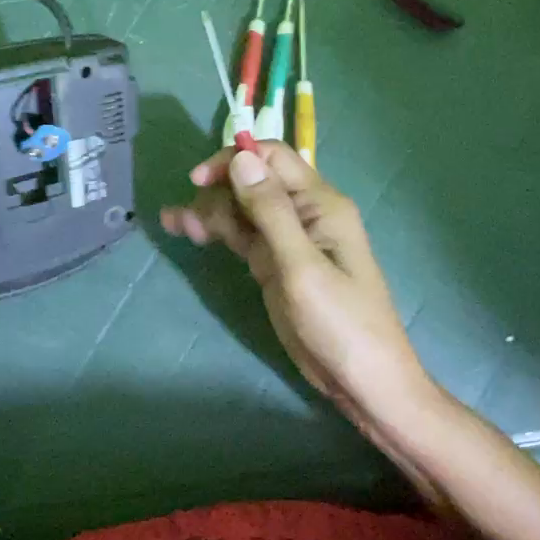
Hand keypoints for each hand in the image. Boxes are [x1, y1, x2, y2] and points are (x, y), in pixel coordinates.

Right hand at [160, 143, 428, 415]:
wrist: (363, 381)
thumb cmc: (341, 323)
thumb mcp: (300, 266)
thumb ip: (269, 211)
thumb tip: (241, 157)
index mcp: (320, 204)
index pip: (272, 158)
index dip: (233, 160)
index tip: (198, 181)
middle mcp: (304, 214)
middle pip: (251, 182)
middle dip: (215, 192)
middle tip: (187, 221)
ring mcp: (288, 240)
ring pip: (240, 209)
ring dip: (208, 212)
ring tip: (176, 226)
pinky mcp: (274, 263)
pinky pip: (240, 235)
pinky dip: (214, 231)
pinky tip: (186, 231)